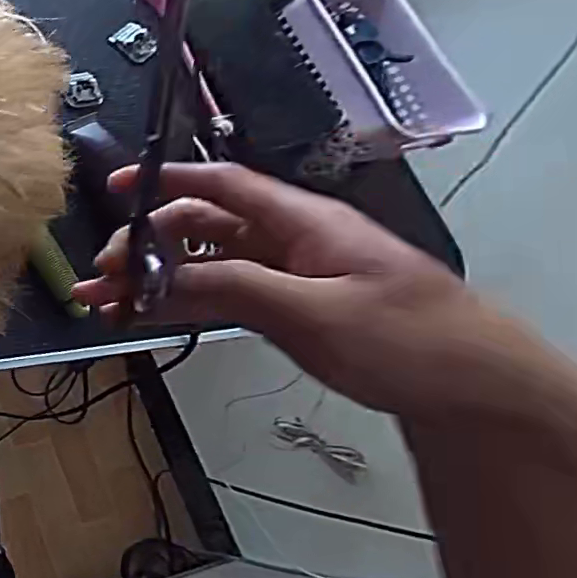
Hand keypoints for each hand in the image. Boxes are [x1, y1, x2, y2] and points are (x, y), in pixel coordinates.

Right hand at [72, 163, 576, 420]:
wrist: (476, 398)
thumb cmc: (413, 342)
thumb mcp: (318, 312)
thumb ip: (235, 287)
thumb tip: (159, 277)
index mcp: (303, 223)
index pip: (224, 185)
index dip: (168, 179)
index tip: (117, 186)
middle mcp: (283, 242)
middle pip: (196, 227)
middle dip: (142, 246)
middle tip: (103, 274)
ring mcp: (277, 275)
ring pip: (194, 265)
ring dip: (145, 280)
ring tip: (100, 301)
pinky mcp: (274, 306)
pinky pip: (208, 296)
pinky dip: (169, 304)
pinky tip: (134, 316)